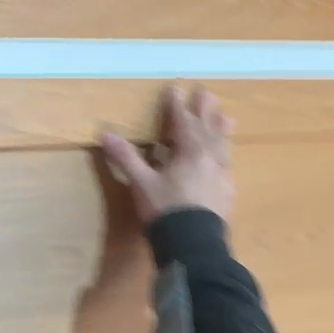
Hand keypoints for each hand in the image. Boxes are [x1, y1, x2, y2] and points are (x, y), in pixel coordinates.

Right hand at [99, 84, 235, 224]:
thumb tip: (106, 135)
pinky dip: (225, 154)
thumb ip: (126, 158)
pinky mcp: (227, 191)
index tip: (174, 88)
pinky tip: (225, 159)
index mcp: (190, 151)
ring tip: (226, 118)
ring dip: (221, 129)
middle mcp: (210, 157)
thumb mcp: (141, 184)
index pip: (182, 121)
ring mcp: (222, 174)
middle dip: (204, 109)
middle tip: (206, 92)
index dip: (176, 104)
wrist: (194, 244)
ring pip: (223, 145)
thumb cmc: (165, 210)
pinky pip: (227, 165)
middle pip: (208, 127)